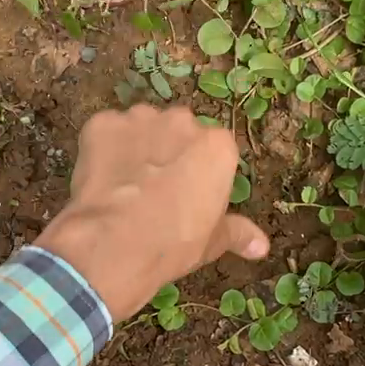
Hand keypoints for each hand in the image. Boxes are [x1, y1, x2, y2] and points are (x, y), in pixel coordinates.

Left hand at [36, 105, 269, 319]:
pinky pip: (106, 133)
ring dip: (137, 149)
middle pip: (178, 132)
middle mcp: (182, 121)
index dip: (201, 174)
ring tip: (126, 186)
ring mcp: (140, 119)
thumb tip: (262, 247)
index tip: (189, 197)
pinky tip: (102, 180)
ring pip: (142, 128)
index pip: (215, 152)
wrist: (117, 241)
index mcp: (217, 146)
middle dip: (169, 154)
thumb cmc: (175, 242)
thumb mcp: (212, 241)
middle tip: (157, 191)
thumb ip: (237, 233)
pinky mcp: (102, 124)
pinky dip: (103, 150)